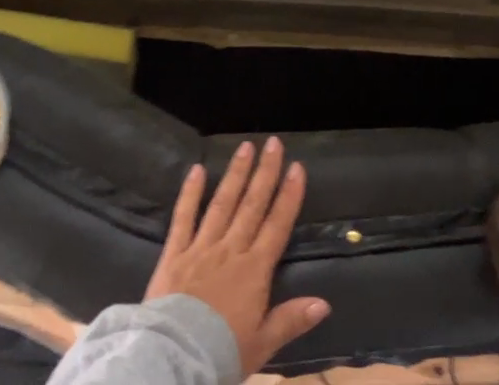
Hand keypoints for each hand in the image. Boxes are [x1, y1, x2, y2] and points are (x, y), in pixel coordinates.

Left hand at [146, 137, 330, 372]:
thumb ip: (291, 319)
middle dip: (265, 173)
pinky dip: (190, 193)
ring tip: (244, 148)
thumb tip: (324, 303)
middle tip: (273, 143)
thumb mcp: (263, 343)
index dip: (289, 196)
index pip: (277, 225)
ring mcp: (201, 247)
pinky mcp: (174, 252)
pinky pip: (183, 217)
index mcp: (254, 270)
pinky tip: (197, 170)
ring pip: (222, 203)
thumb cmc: (222, 351)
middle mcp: (230, 250)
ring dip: (235, 174)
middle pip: (252, 205)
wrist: (176, 354)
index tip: (297, 168)